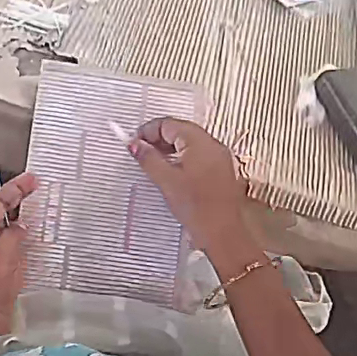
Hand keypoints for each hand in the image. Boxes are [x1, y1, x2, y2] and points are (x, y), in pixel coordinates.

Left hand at [0, 172, 40, 348]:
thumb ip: (11, 237)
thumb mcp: (1, 263)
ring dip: (22, 211)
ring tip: (40, 200)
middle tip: (38, 184)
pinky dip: (25, 230)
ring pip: (6, 224)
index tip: (33, 179)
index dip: (14, 189)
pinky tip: (37, 230)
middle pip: (0, 210)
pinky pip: (13, 240)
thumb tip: (22, 224)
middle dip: (17, 196)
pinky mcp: (0, 265)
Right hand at [129, 118, 251, 257]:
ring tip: (153, 163)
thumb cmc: (197, 207)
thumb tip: (135, 144)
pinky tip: (171, 173)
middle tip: (140, 152)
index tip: (134, 142)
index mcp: (200, 142)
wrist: (222, 231)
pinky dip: (182, 159)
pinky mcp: (221, 172)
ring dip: (170, 149)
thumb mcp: (166, 180)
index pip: (169, 124)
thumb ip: (148, 159)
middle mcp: (213, 145)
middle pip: (181, 131)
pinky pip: (198, 156)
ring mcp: (220, 158)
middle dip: (158, 138)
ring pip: (190, 144)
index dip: (148, 130)